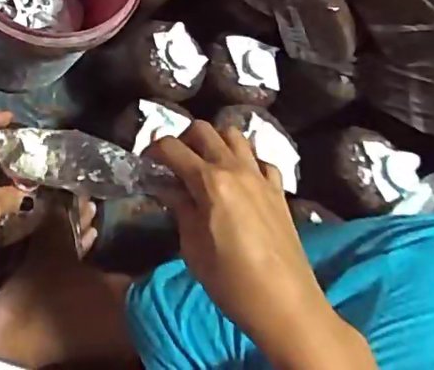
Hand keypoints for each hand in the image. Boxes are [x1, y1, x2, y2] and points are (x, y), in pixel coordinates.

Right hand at [147, 123, 373, 369]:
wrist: (286, 305)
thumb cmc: (233, 283)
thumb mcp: (194, 250)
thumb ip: (181, 210)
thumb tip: (169, 189)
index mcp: (209, 181)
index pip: (173, 148)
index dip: (155, 150)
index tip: (147, 161)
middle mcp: (234, 167)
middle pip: (203, 129)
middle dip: (184, 138)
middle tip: (176, 162)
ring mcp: (259, 175)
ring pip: (234, 134)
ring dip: (216, 141)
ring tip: (207, 164)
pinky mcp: (278, 189)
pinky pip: (260, 160)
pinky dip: (247, 161)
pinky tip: (241, 180)